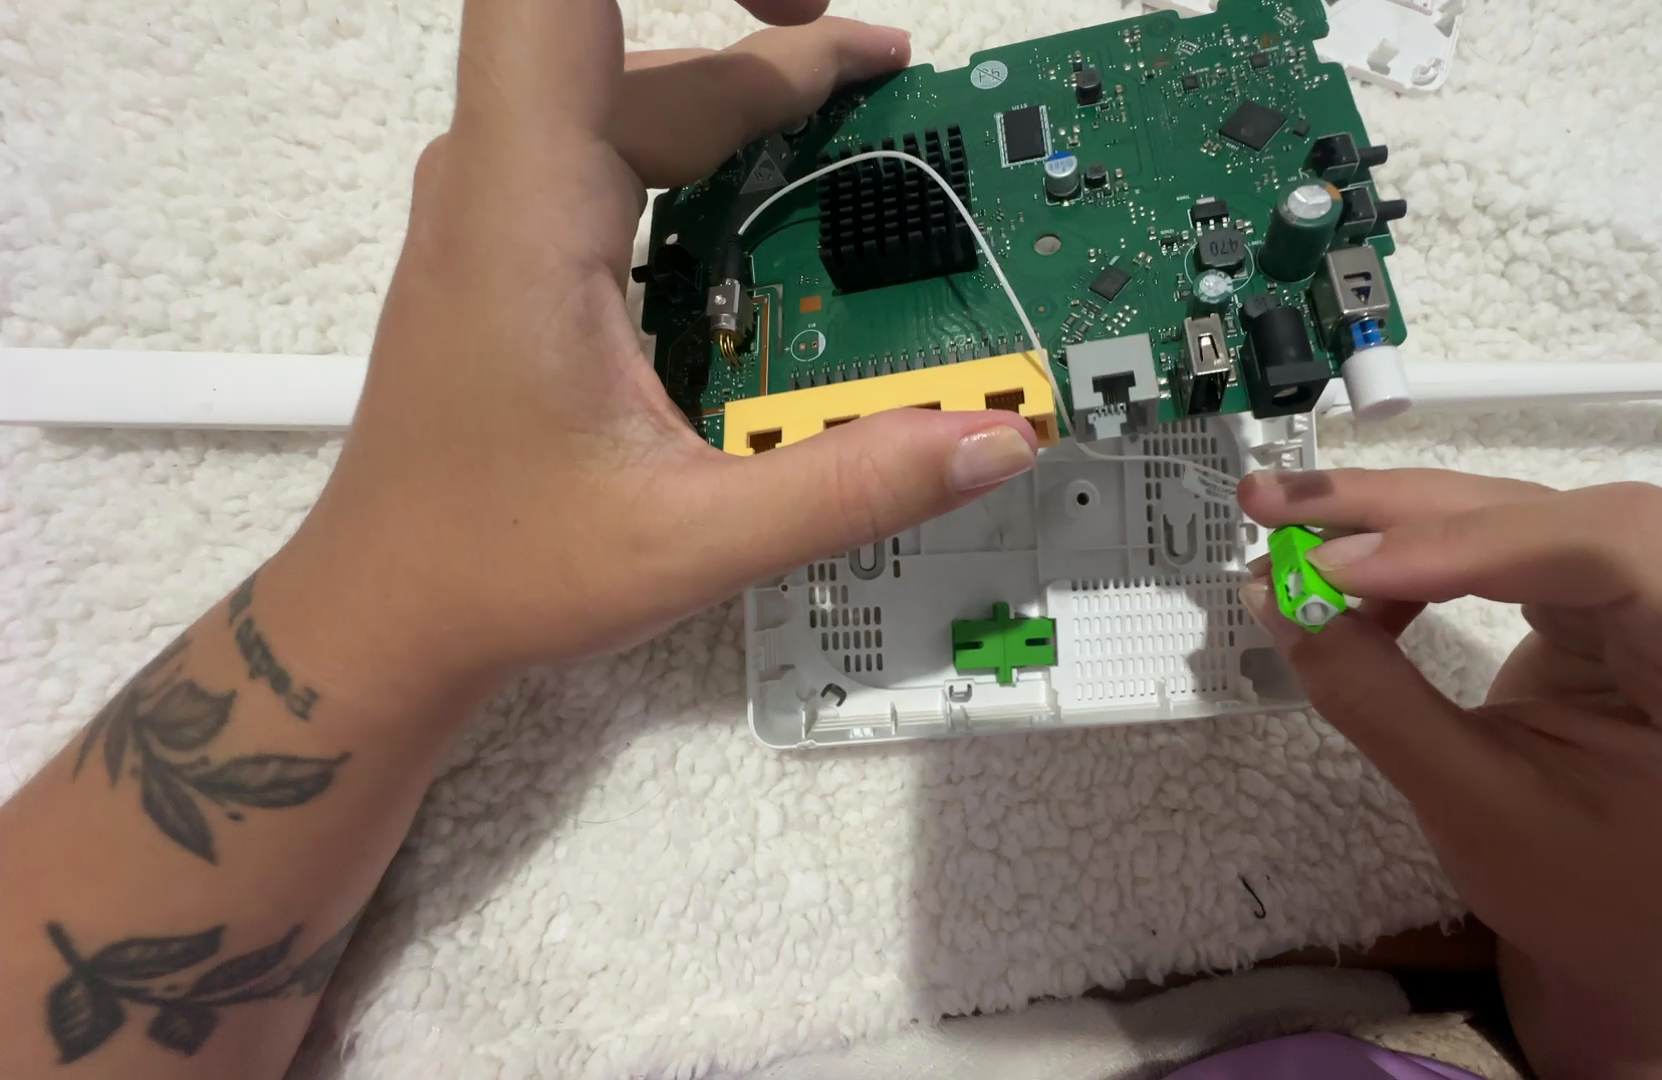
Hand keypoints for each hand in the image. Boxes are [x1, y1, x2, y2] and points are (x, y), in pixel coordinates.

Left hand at [267, 0, 1040, 706]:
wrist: (397, 605)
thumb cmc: (512, 571)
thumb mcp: (698, 540)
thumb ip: (851, 490)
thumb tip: (995, 440)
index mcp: (528, 215)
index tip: (810, 9)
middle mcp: (507, 183)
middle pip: (637, 40)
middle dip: (771, 39)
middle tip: (895, 80)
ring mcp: (511, 215)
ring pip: (637, 95)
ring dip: (751, 93)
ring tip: (865, 118)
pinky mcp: (529, 254)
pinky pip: (629, 158)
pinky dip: (718, 155)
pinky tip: (780, 203)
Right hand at [1237, 469, 1661, 1066]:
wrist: (1645, 955)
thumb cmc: (1586, 907)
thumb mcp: (1470, 806)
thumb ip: (1367, 692)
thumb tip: (1267, 593)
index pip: (1615, 550)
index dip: (1458, 541)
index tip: (1325, 567)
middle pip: (1559, 514)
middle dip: (1399, 510)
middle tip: (1271, 502)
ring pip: (1526, 517)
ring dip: (1395, 526)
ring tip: (1289, 535)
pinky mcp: (1633, 608)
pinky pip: (1513, 552)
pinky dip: (1419, 563)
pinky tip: (1354, 586)